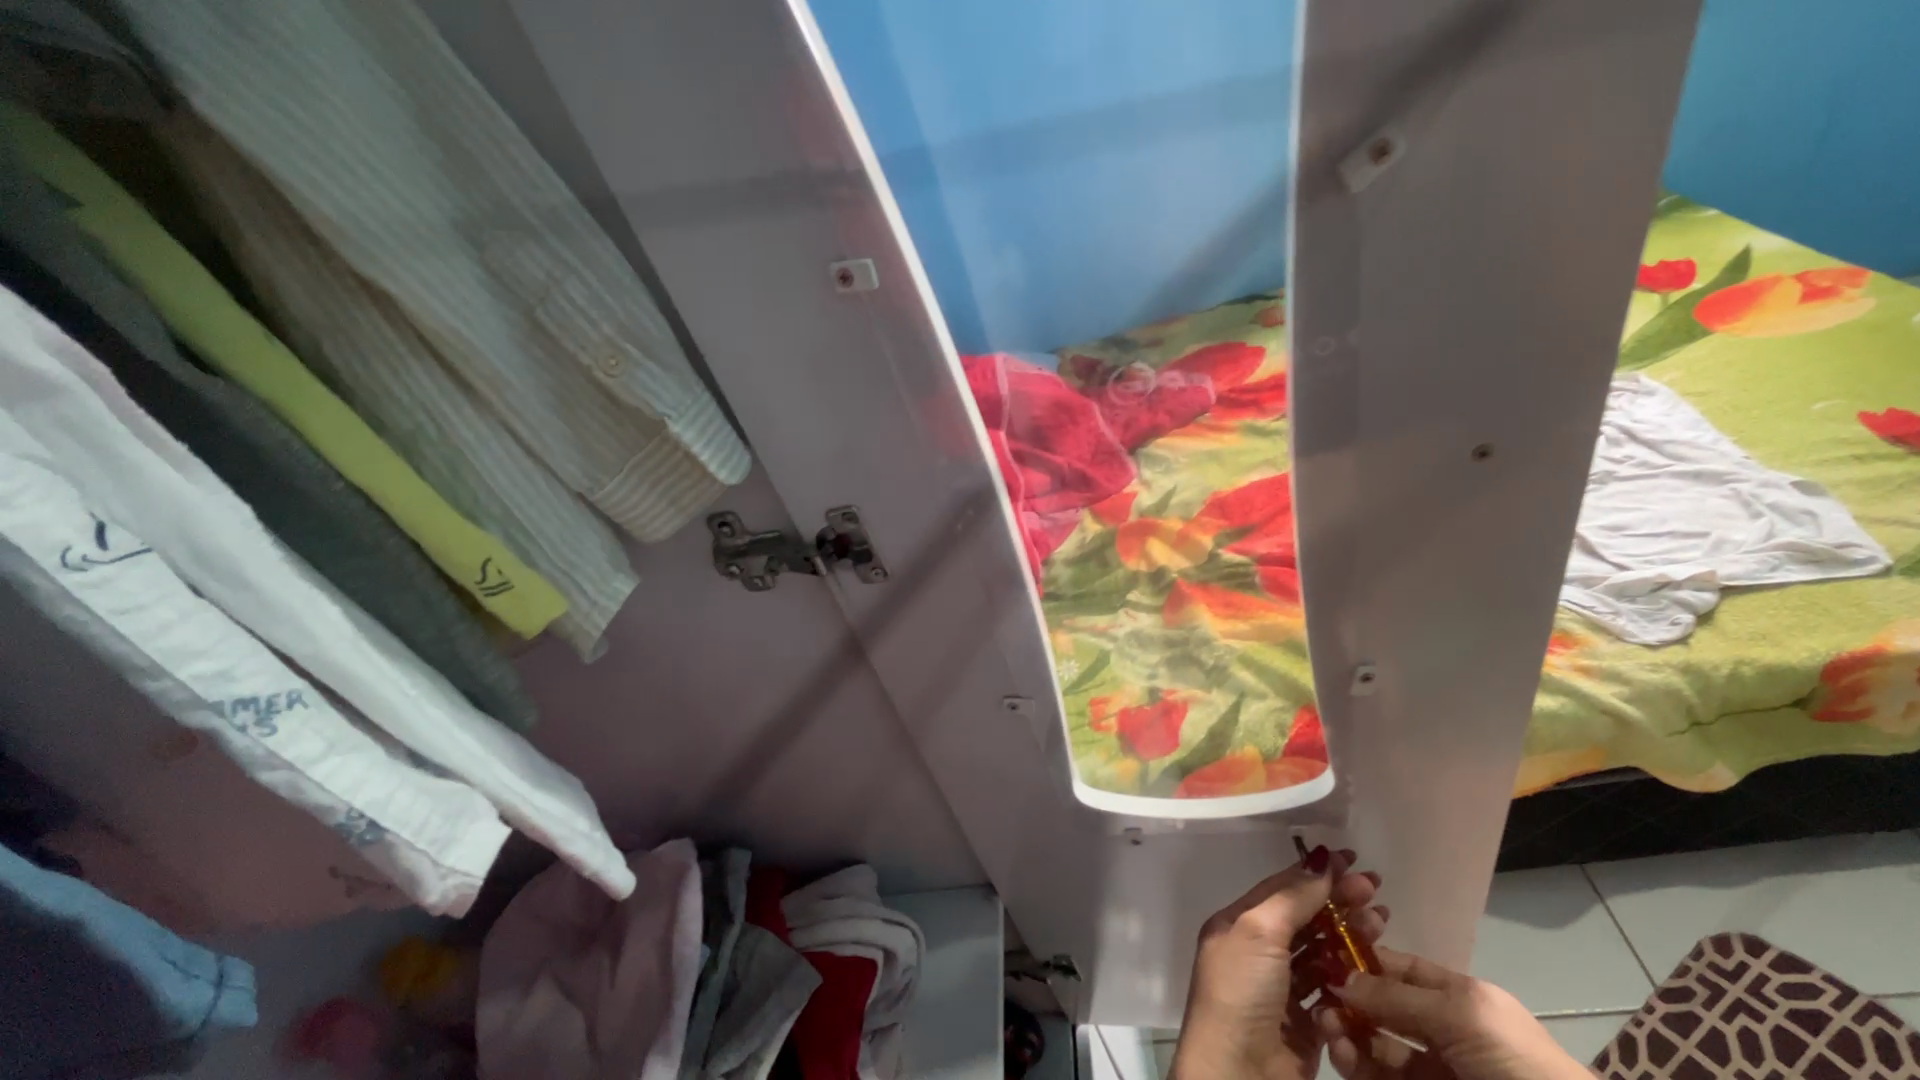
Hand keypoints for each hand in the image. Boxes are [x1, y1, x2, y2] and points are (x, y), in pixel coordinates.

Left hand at [1170, 847, 1387, 1079]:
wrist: (1238, 1075)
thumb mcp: (1258, 931)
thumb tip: (1320, 858)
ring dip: (1351, 933)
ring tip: (1383, 919)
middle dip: (1338, 901)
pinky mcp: (1306, 1022)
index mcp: (1236, 925)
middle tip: (1376, 889)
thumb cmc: (1240, 992)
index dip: (1315, 872)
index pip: (1280, 888)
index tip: (1353, 859)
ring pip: (1322, 951)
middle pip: (1304, 917)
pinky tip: (1378, 962)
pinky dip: (1354, 974)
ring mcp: (1281, 988)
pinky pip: (1333, 989)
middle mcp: (1256, 952)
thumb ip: (1291, 896)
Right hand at [1316, 948, 1593, 1079]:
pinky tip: (1343, 1056)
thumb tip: (1339, 976)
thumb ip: (1398, 995)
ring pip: (1373, 1043)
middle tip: (1321, 1004)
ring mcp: (1431, 1068)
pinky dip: (1355, 1064)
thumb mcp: (1462, 1015)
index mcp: (1458, 996)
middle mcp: (1440, 1028)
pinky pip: (1377, 1075)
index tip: (1319, 956)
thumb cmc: (1517, 1063)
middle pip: (1379, 1006)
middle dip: (1347, 1001)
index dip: (1360, 960)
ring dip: (1345, 1033)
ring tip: (1330, 1032)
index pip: (1397, 967)